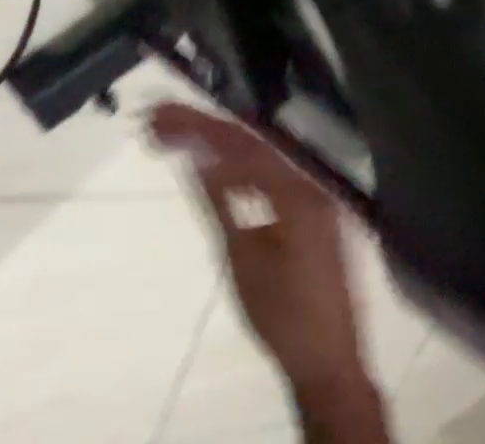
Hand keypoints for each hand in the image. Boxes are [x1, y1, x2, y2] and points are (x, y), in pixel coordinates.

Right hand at [150, 103, 372, 394]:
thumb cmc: (282, 316)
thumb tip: (195, 155)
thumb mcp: (241, 256)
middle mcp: (311, 189)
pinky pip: (269, 176)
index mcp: (298, 196)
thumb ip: (219, 199)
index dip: (195, 126)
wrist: (328, 365)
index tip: (156, 120)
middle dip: (201, 125)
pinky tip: (211, 163)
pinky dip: (236, 164)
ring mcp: (315, 202)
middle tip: (156, 118)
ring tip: (173, 133)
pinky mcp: (311, 216)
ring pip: (258, 156)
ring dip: (216, 141)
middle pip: (249, 142)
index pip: (238, 146)